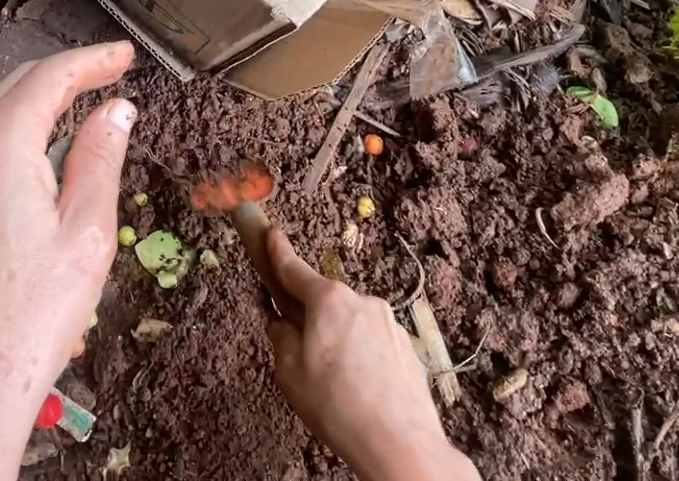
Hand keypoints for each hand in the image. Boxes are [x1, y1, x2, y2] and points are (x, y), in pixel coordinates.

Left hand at [0, 42, 136, 480]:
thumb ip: (101, 157)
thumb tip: (116, 109)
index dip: (92, 59)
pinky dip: (19, 130)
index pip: (50, 76)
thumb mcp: (86, 232)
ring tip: (85, 102)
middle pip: (18, 86)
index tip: (124, 54)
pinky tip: (44, 148)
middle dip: (67, 72)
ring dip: (41, 101)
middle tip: (112, 69)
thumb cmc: (29, 317)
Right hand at [265, 229, 481, 480]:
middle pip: (326, 302)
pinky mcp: (407, 349)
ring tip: (338, 388)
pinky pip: (374, 345)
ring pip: (352, 325)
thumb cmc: (336, 404)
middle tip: (306, 358)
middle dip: (313, 320)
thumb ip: (282, 340)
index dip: (278, 252)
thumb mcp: (289, 372)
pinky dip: (364, 360)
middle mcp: (362, 301)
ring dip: (341, 343)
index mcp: (328, 300)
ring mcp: (389, 324)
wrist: (400, 445)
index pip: (295, 269)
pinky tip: (362, 393)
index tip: (271, 233)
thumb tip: (283, 326)